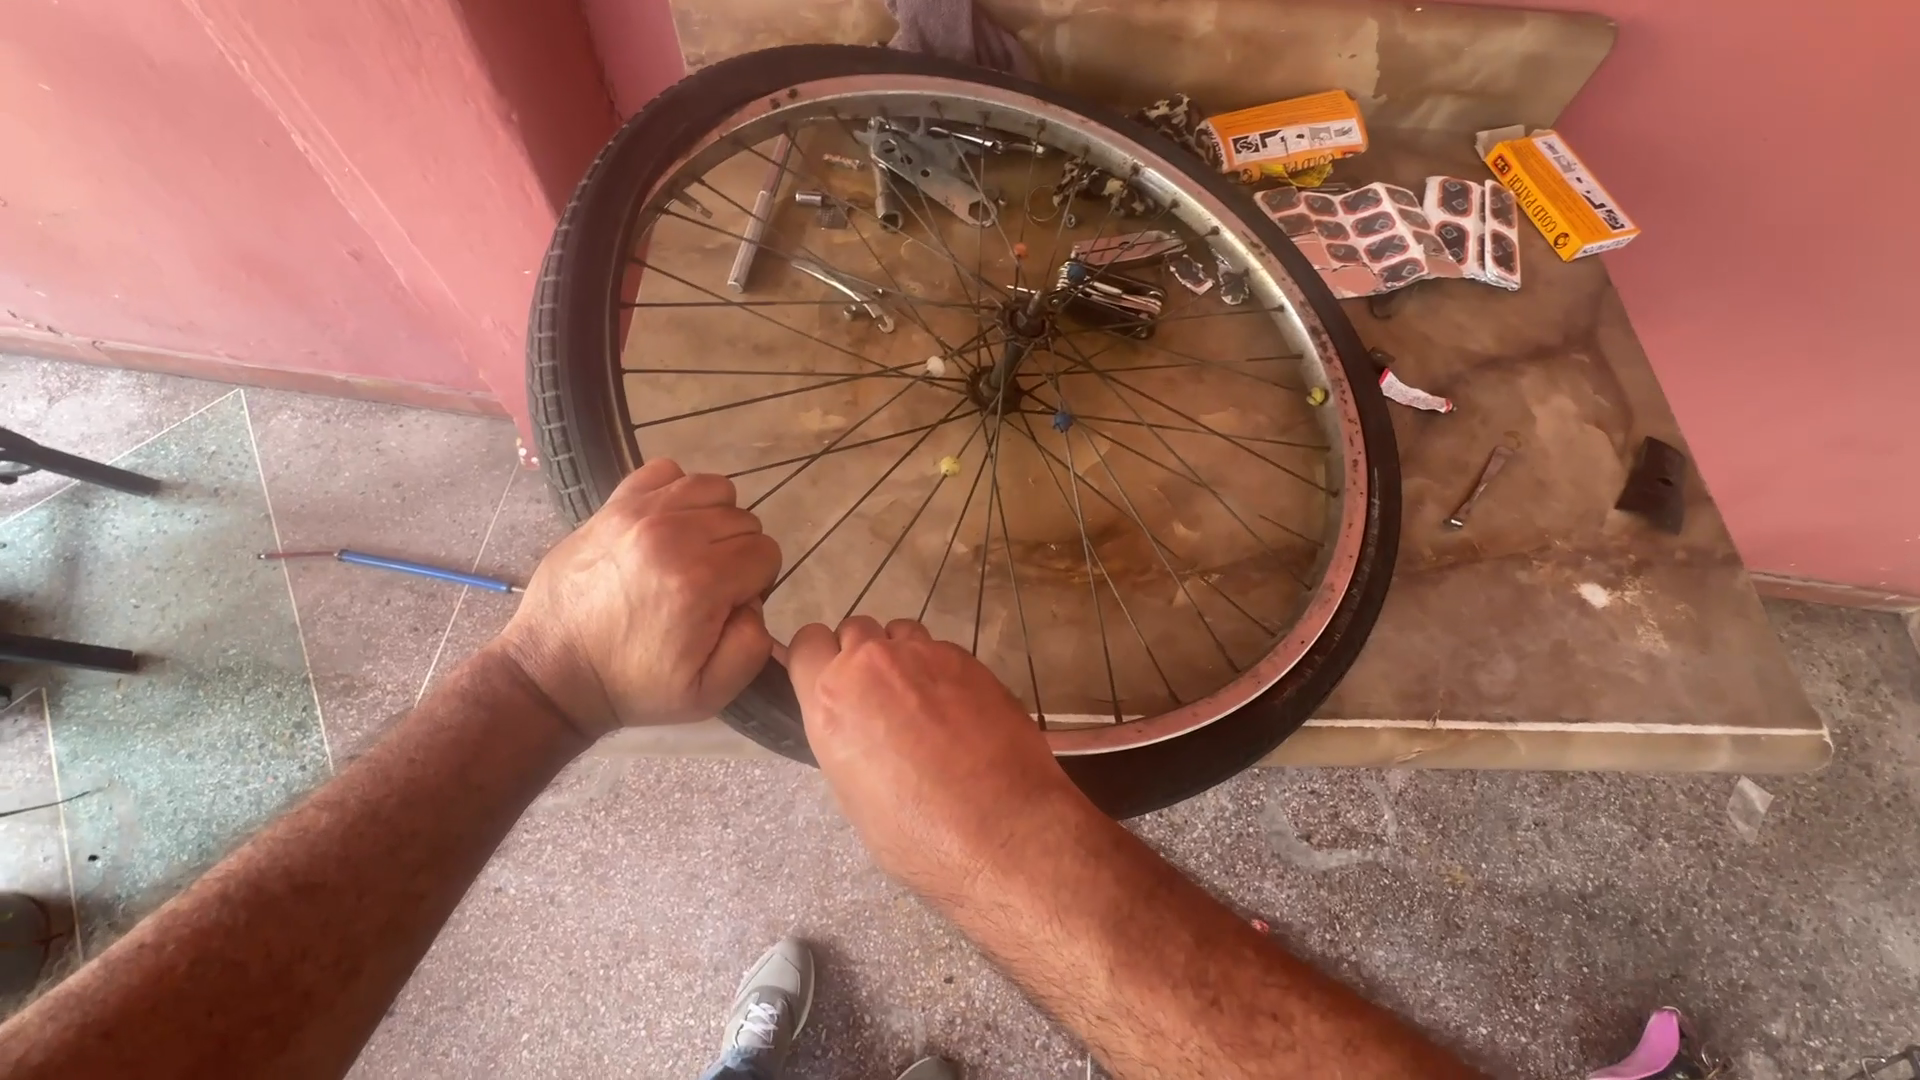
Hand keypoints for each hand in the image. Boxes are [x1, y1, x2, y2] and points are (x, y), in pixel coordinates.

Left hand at [495, 459, 781, 738]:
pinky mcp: (613, 504)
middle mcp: (673, 535)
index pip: (766, 553)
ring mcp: (639, 512)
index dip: (757, 582)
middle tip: (709, 585)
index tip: (729, 605)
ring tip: (693, 550)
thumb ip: (753, 646)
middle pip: (745, 520)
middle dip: (738, 553)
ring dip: (714, 518)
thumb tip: (753, 599)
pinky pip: (667, 471)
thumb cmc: (634, 685)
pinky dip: (677, 492)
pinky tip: (667, 525)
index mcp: (700, 581)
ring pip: (715, 489)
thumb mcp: (709, 693)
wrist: (554, 672)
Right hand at [786, 617, 1085, 887]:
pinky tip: (959, 708)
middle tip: (880, 697)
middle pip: (856, 630)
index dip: (818, 658)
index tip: (830, 678)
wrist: (1001, 830)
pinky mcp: (969, 659)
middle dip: (862, 656)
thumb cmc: (917, 834)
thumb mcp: (852, 792)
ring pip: (901, 633)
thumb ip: (843, 736)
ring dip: (903, 657)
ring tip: (922, 700)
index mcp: (833, 699)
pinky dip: (942, 670)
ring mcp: (925, 655)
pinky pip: (941, 650)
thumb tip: (855, 722)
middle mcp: (874, 665)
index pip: (807, 641)